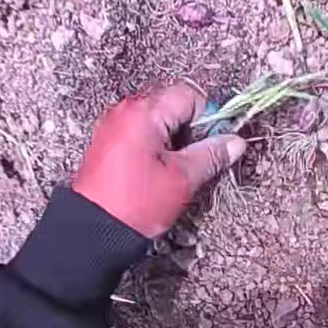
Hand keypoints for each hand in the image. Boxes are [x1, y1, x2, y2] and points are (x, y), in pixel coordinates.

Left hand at [71, 83, 246, 237]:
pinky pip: (143, 136)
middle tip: (199, 159)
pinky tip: (162, 174)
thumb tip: (234, 142)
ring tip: (178, 171)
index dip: (209, 118)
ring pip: (160, 123)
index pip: (189, 96)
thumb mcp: (183, 178)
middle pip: (174, 107)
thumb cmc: (134, 204)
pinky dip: (159, 150)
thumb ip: (212, 155)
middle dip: (193, 131)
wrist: (93, 231)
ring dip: (177, 142)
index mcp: (144, 114)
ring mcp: (115, 128)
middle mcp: (126, 113)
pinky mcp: (110, 146)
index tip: (216, 142)